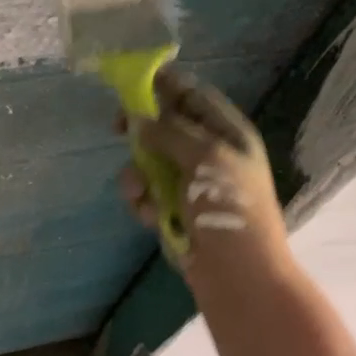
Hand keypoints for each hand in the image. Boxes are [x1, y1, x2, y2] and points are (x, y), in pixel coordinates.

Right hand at [117, 67, 287, 274]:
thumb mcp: (206, 158)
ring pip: (148, 161)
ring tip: (140, 192)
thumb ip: (169, 132)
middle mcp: (208, 153)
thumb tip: (137, 119)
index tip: (131, 80)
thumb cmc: (230, 209)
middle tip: (117, 127)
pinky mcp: (172, 211)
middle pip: (165, 125)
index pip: (193, 96)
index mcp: (228, 133)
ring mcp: (189, 183)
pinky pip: (145, 194)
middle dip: (141, 129)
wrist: (238, 275)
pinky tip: (149, 217)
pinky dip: (142, 202)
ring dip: (137, 173)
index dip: (165, 85)